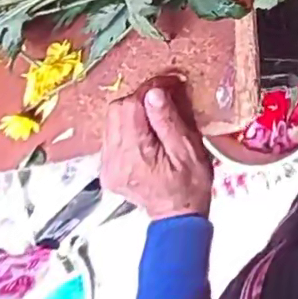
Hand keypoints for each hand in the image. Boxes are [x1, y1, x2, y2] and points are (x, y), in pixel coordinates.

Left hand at [100, 77, 213, 219]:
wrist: (178, 214)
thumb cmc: (190, 181)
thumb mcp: (188, 147)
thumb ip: (168, 120)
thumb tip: (153, 93)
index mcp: (134, 155)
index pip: (128, 107)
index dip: (148, 89)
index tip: (170, 84)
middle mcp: (113, 161)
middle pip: (115, 111)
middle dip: (140, 98)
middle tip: (166, 96)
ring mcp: (107, 167)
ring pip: (111, 121)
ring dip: (134, 110)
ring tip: (159, 111)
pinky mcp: (108, 169)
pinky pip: (113, 134)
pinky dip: (130, 125)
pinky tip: (148, 129)